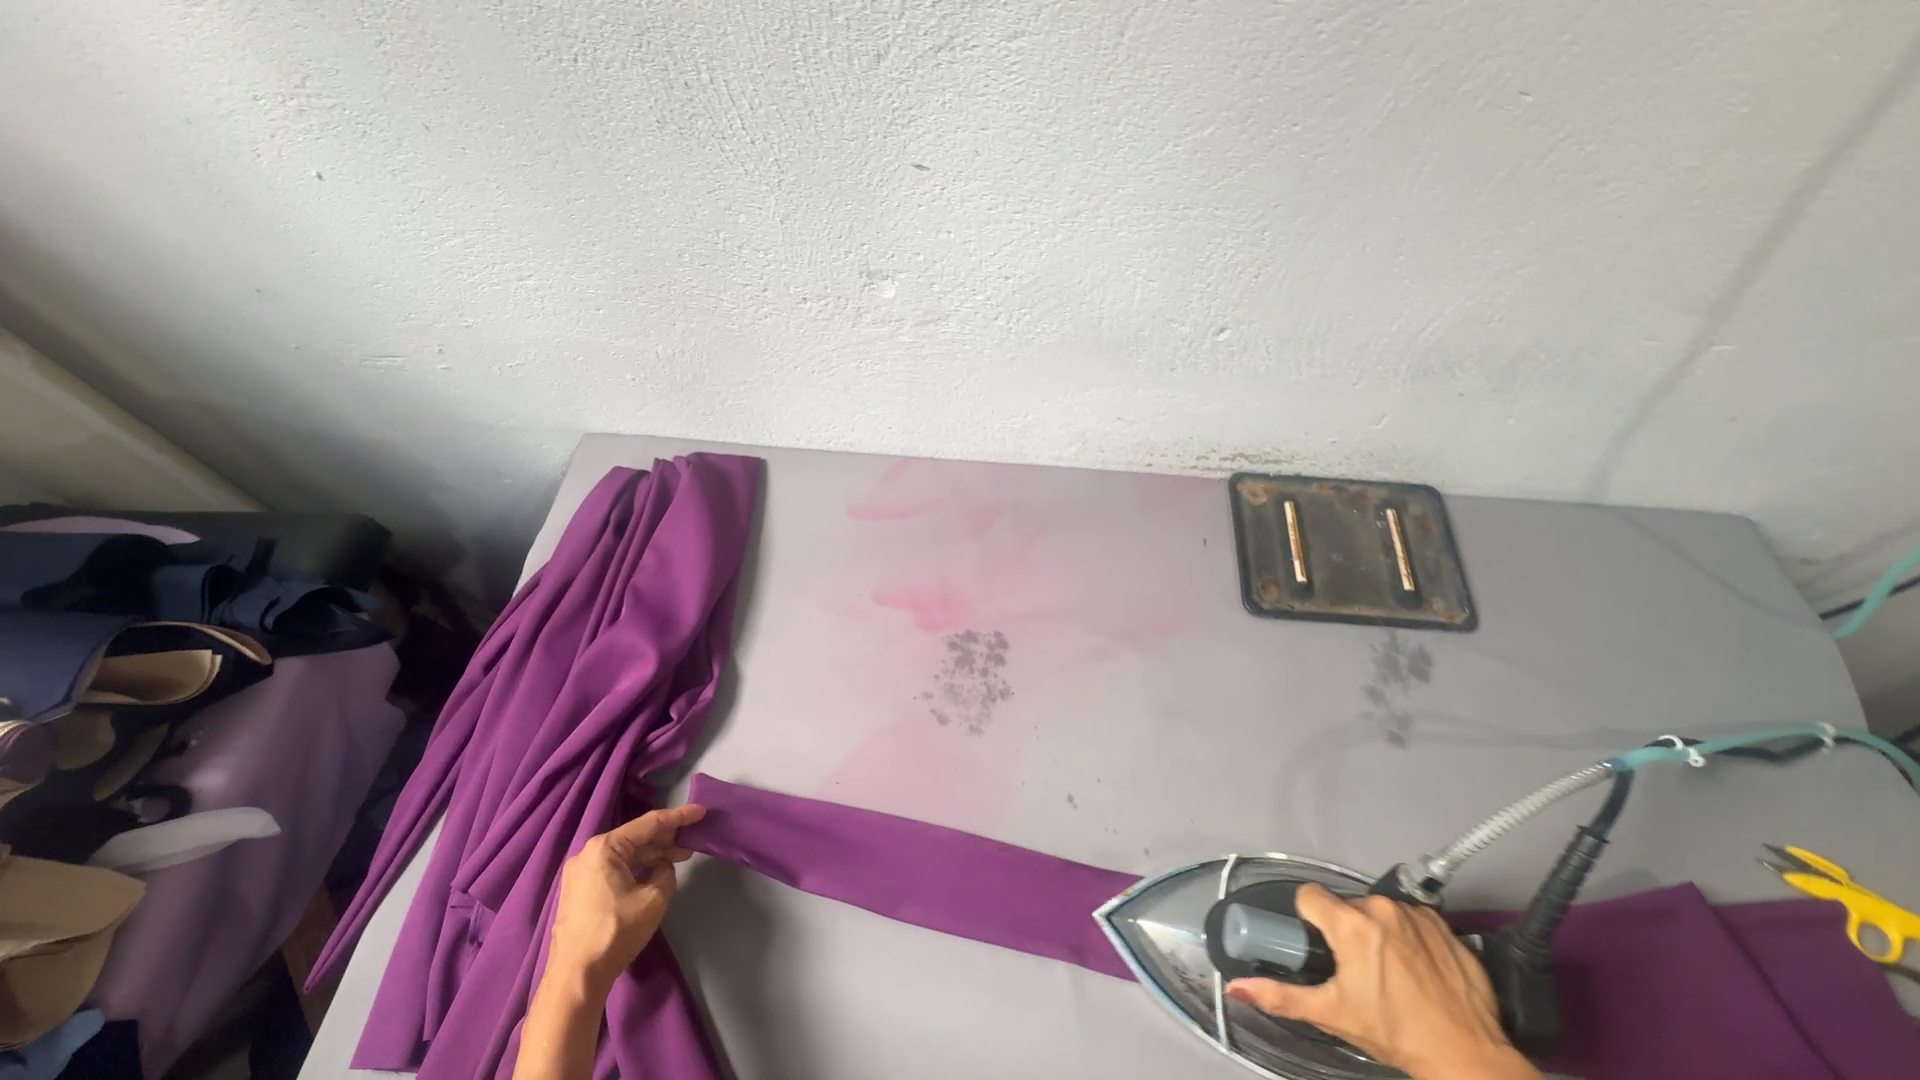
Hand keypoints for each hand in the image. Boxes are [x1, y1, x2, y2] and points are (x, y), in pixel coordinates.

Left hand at [546, 803, 705, 991]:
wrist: (577, 975)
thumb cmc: (616, 930)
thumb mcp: (654, 898)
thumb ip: (665, 873)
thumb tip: (661, 869)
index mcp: (604, 848)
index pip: (649, 824)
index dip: (678, 817)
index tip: (701, 811)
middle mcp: (588, 855)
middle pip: (635, 838)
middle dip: (665, 838)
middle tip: (692, 839)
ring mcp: (581, 874)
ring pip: (625, 856)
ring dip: (652, 856)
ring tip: (680, 858)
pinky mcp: (580, 893)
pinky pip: (614, 870)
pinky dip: (636, 869)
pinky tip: (655, 874)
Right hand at [1225, 884, 1540, 1079]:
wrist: (1466, 1053)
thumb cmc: (1396, 1032)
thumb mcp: (1332, 1014)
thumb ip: (1281, 995)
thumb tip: (1236, 987)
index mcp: (1351, 924)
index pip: (1309, 895)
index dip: (1308, 920)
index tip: (1318, 946)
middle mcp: (1383, 908)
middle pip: (1345, 905)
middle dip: (1343, 930)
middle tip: (1354, 969)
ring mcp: (1417, 914)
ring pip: (1379, 911)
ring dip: (1377, 931)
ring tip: (1388, 971)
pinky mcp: (1444, 924)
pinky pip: (1411, 918)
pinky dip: (1407, 936)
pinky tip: (1415, 968)